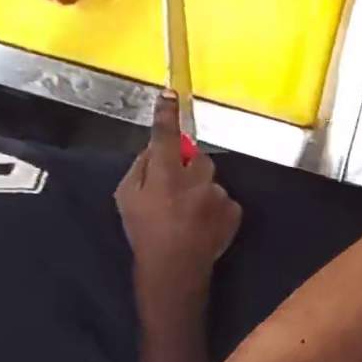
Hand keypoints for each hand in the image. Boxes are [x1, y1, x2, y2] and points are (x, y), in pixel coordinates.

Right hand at [115, 92, 241, 293]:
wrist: (176, 267)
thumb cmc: (144, 232)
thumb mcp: (126, 196)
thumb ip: (141, 167)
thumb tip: (155, 148)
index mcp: (166, 174)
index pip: (167, 136)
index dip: (167, 115)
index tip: (170, 95)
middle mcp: (197, 181)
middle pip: (199, 160)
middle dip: (190, 169)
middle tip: (175, 190)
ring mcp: (219, 196)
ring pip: (212, 183)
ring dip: (202, 191)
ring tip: (189, 214)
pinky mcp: (234, 212)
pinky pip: (225, 200)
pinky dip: (215, 207)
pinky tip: (203, 223)